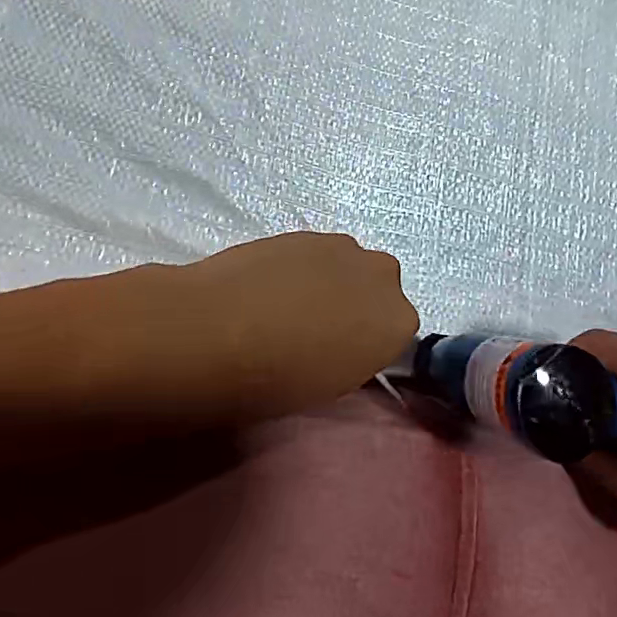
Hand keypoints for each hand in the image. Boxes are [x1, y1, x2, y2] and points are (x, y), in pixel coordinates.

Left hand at [120, 232, 417, 422]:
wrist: (218, 329)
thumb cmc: (278, 379)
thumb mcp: (332, 385)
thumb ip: (353, 356)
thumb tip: (340, 343)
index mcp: (398, 323)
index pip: (395, 331)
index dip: (366, 343)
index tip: (341, 355)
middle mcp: (383, 276)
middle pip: (378, 289)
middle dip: (355, 303)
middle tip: (316, 330)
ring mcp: (343, 247)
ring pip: (347, 267)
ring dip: (329, 282)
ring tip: (285, 306)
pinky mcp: (304, 231)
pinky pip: (315, 254)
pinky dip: (300, 268)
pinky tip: (267, 286)